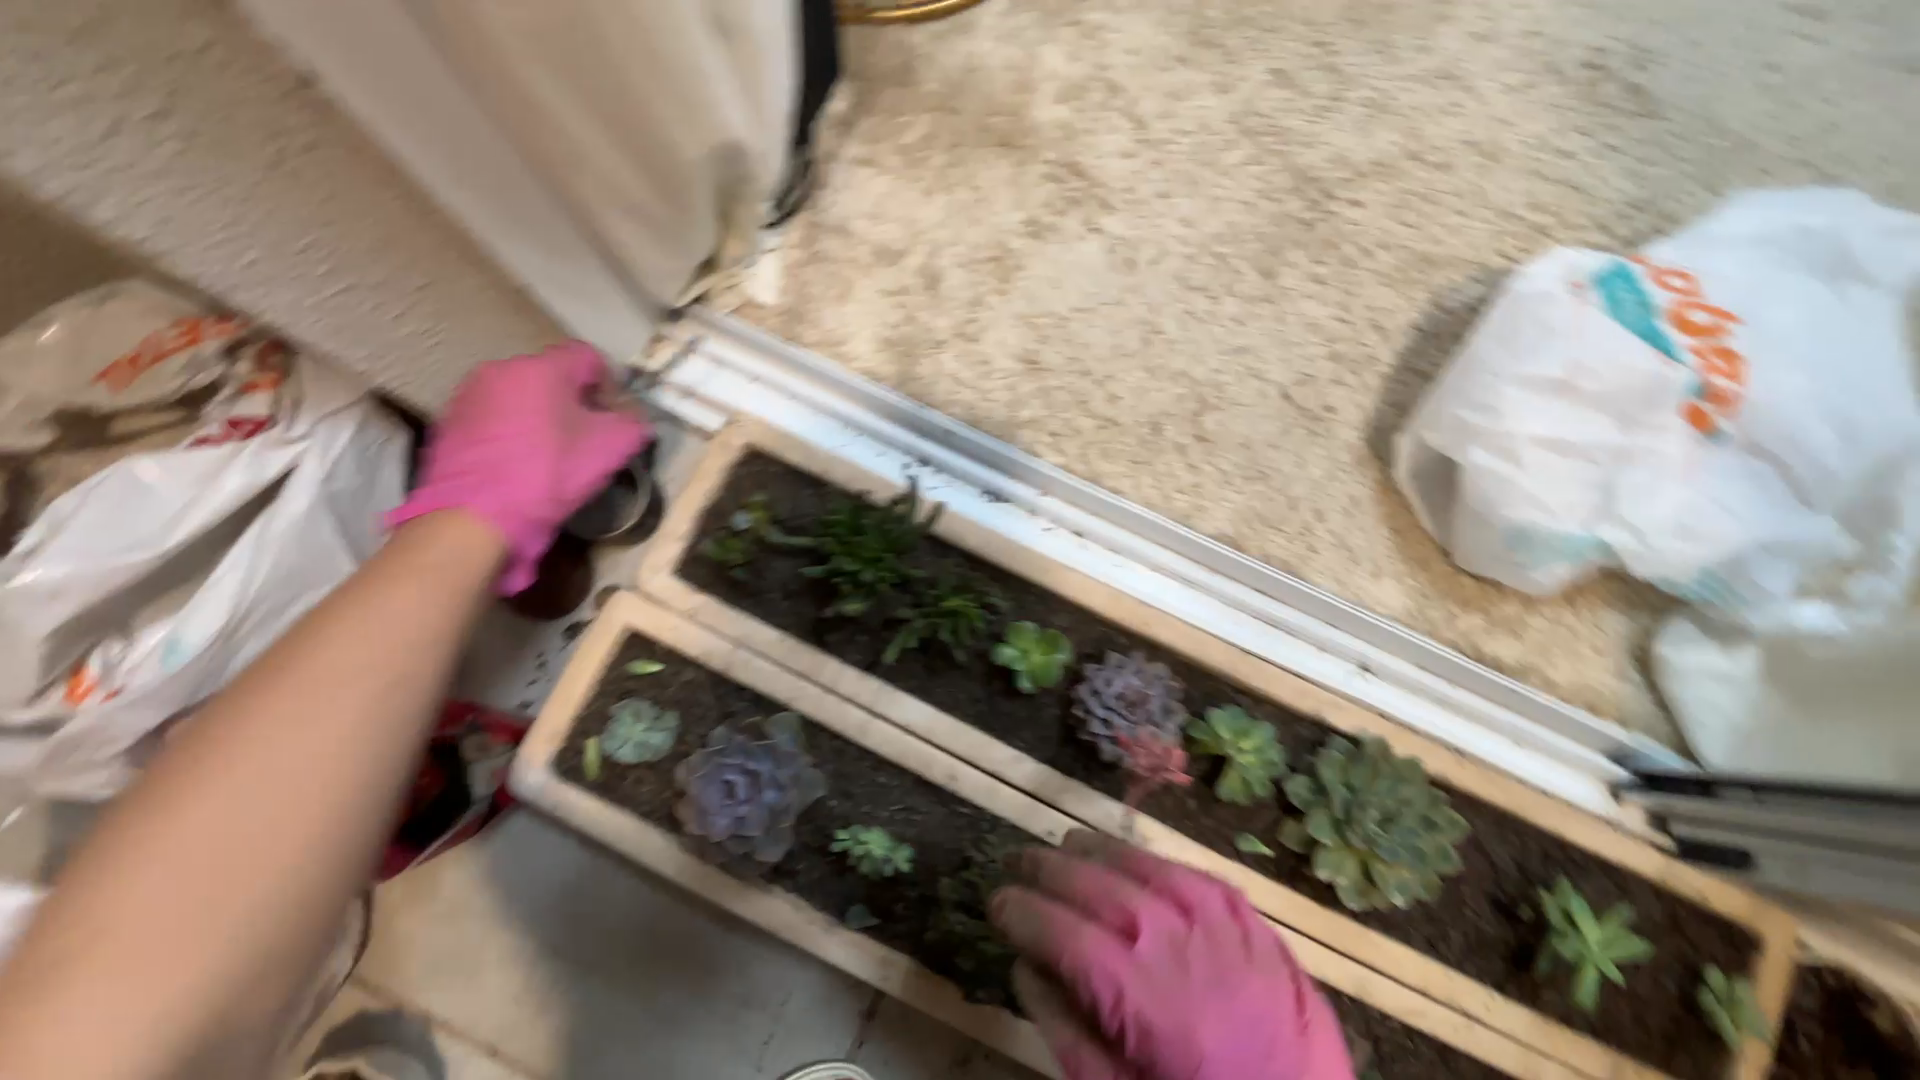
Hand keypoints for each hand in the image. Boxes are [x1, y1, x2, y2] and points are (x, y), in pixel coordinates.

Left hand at [387, 342, 650, 593]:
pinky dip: (512, 434)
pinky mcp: (450, 423)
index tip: (614, 417)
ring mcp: (471, 395)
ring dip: (541, 417)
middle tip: (586, 438)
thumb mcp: (610, 448)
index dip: (608, 384)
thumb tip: (636, 419)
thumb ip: (632, 424)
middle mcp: (502, 369)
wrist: (476, 515)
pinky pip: (495, 418)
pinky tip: (519, 465)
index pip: (587, 357)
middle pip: (552, 376)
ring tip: (550, 454)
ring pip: (521, 397)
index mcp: (543, 368)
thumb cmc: (550, 472)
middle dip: (573, 402)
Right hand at [991, 830, 1352, 1079]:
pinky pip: (1190, 871)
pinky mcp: (1249, 918)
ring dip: (1096, 851)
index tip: (995, 903)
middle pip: (1091, 881)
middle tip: (1017, 862)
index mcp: (1132, 988)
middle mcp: (1169, 937)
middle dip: (1045, 869)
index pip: (1054, 927)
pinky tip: (1136, 860)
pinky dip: (1154, 861)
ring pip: (1140, 862)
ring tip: (1067, 845)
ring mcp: (1215, 920)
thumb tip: (1024, 967)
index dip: (1017, 910)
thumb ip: (1064, 1028)